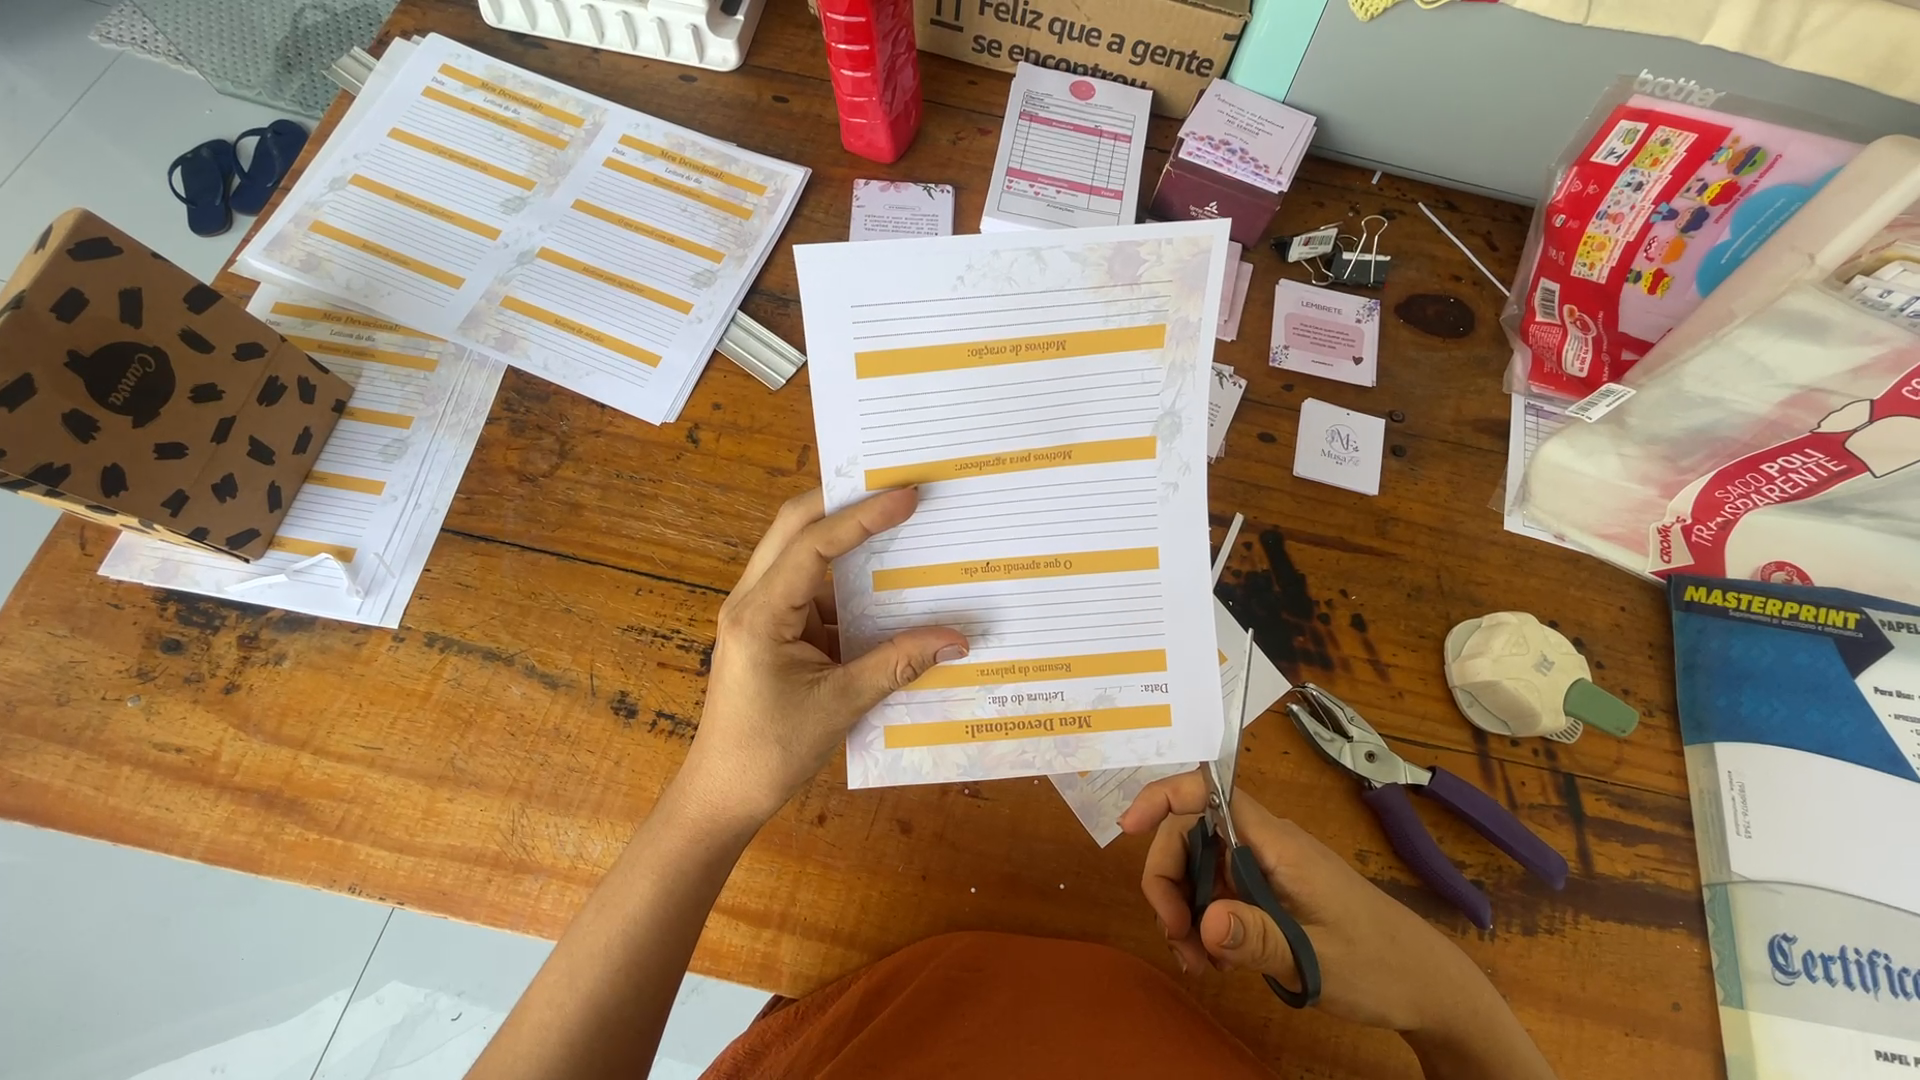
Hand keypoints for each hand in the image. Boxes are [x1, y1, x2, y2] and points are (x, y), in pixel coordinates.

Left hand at [677, 488, 967, 827]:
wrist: (723, 793)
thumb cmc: (771, 751)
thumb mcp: (841, 704)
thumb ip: (898, 663)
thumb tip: (957, 638)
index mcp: (759, 613)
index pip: (814, 545)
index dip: (863, 516)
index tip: (908, 496)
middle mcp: (752, 600)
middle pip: (794, 528)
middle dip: (843, 502)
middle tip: (894, 487)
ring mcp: (759, 613)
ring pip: (800, 554)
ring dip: (843, 538)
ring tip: (893, 524)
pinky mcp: (771, 630)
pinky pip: (810, 589)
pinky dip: (845, 582)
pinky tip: (883, 587)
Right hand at [1120, 769, 1492, 1033]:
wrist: (1428, 985)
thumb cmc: (1380, 965)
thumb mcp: (1319, 960)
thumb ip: (1260, 939)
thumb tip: (1203, 924)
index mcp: (1275, 842)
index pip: (1208, 794)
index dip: (1163, 798)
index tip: (1129, 828)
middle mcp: (1263, 843)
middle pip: (1189, 835)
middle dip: (1168, 881)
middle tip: (1178, 939)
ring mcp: (1262, 866)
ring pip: (1197, 866)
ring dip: (1184, 909)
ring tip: (1200, 962)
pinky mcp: (1265, 890)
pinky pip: (1216, 890)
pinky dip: (1204, 920)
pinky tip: (1214, 957)